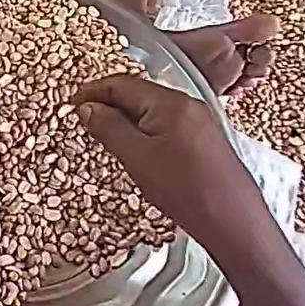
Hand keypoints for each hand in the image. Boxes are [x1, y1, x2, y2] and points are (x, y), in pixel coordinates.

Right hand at [71, 75, 274, 256]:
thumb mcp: (136, 157)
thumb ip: (108, 127)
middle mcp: (187, 104)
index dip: (92, 92)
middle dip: (107, 103)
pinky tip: (133, 147)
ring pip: (151, 109)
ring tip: (102, 134)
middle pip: (138, 93)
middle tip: (82, 119)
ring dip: (124, 117)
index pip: (122, 84)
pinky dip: (143, 129)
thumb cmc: (184, 189)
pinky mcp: (203, 139)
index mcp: (170, 103)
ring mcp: (198, 121)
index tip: (70, 104)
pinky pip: (165, 123)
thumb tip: (86, 108)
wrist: (234, 221)